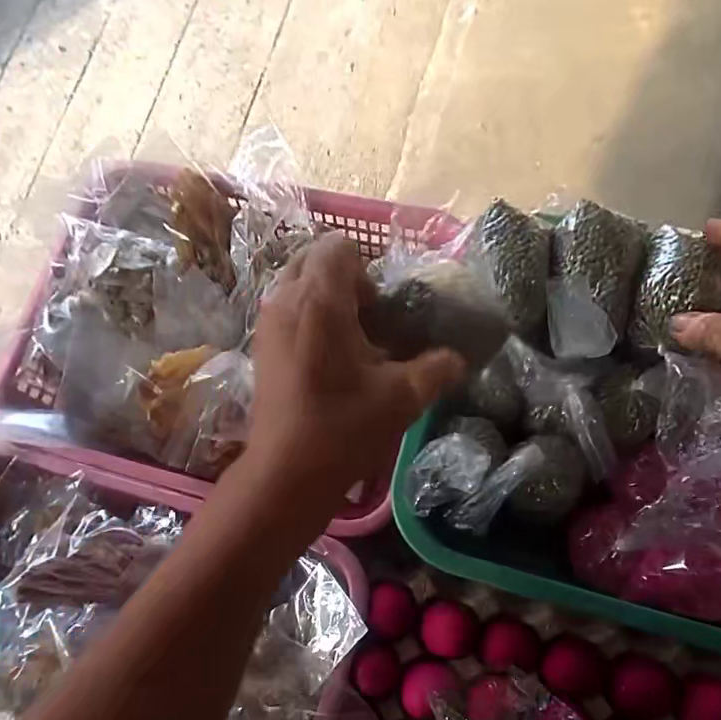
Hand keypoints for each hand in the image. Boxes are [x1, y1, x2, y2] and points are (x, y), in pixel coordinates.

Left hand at [245, 232, 465, 508]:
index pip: (339, 247)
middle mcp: (285, 300)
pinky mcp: (261, 350)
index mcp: (320, 300)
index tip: (383, 311)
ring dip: (327, 304)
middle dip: (345, 283)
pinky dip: (309, 324)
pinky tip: (329, 365)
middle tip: (371, 324)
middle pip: (314, 262)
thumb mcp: (403, 398)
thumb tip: (459, 359)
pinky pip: (286, 315)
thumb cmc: (344, 428)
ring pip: (297, 289)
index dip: (367, 270)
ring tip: (352, 346)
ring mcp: (267, 325)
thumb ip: (437, 369)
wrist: (287, 473)